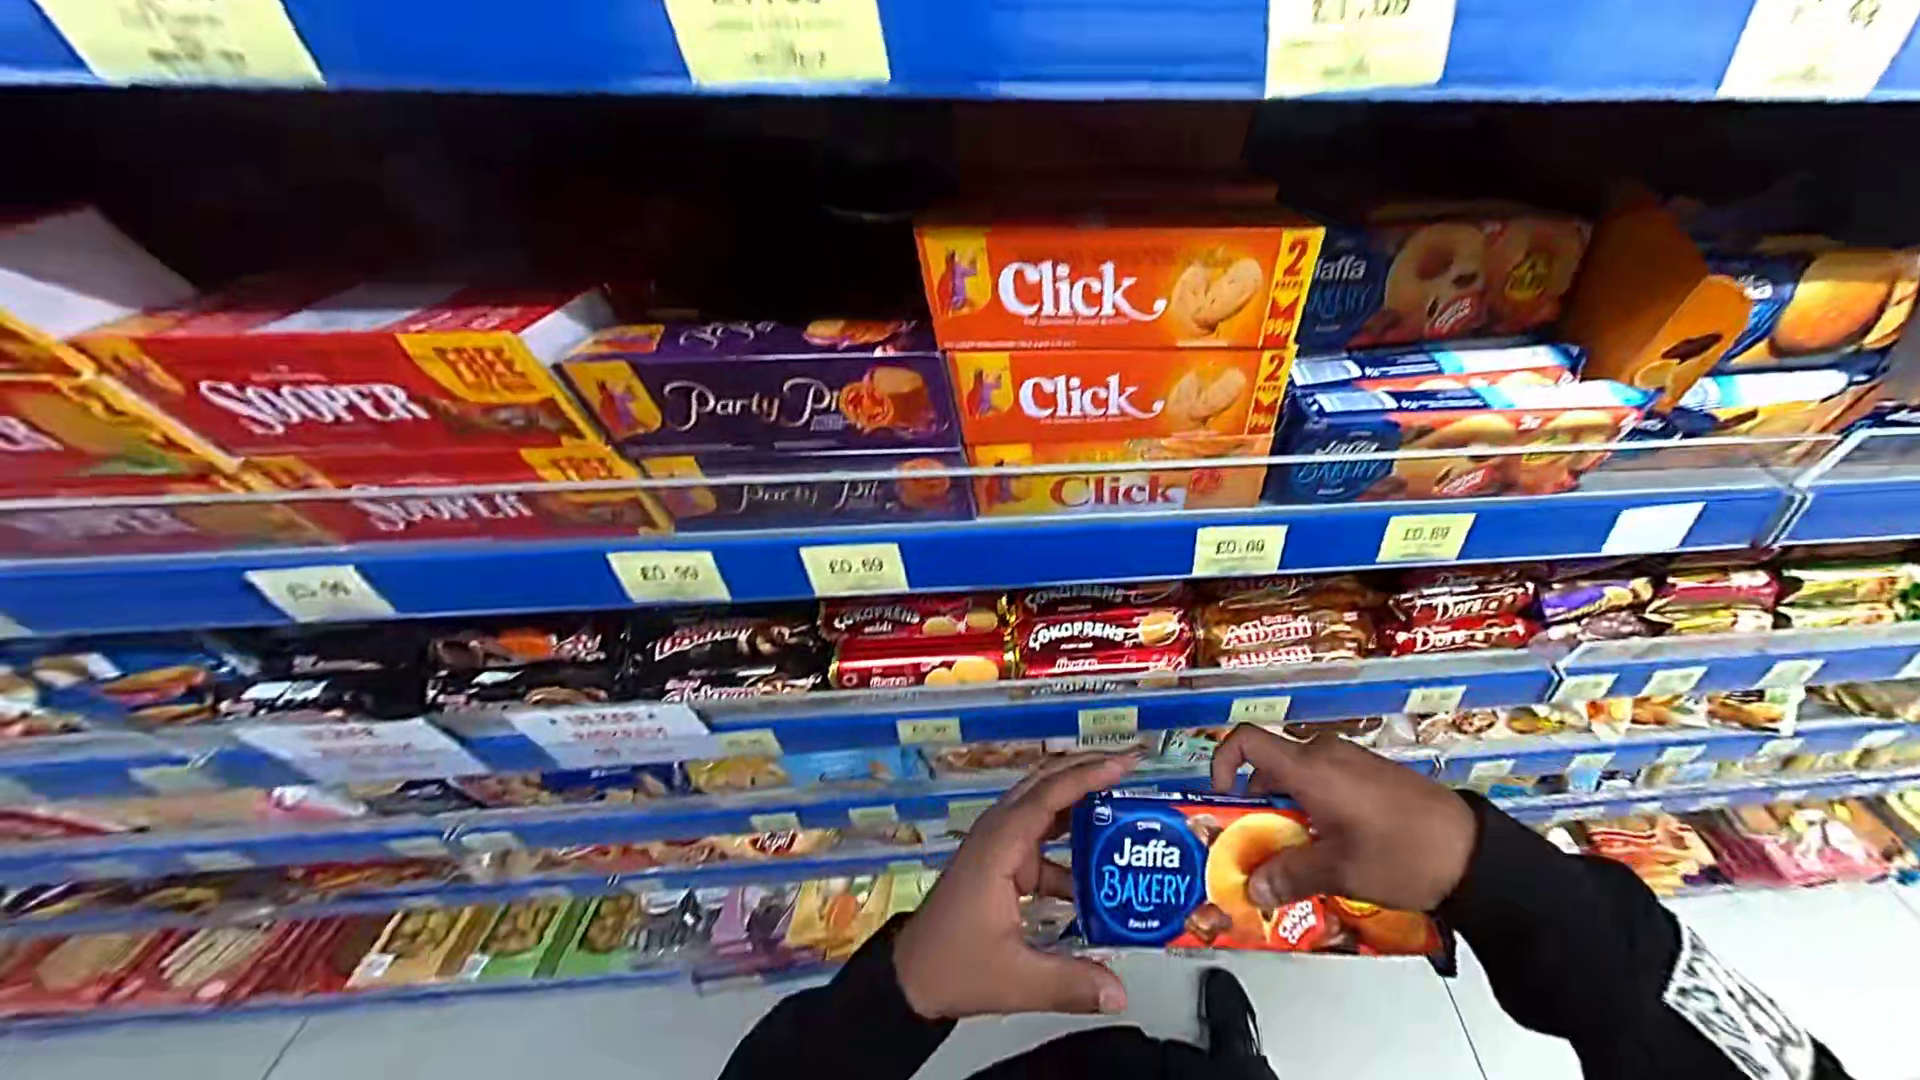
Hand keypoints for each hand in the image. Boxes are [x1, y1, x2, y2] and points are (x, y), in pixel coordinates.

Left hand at [893, 752, 1138, 1019]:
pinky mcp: (1001, 862)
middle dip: (1085, 771)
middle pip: (1045, 786)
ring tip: (1123, 804)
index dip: (1087, 776)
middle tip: (1129, 769)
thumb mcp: (1015, 979)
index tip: (1123, 765)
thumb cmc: (955, 965)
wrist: (911, 976)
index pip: (1048, 795)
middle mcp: (999, 832)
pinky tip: (1099, 866)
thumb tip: (1121, 993)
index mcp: (1000, 844)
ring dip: (1079, 803)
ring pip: (1043, 809)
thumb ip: (1071, 983)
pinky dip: (1069, 845)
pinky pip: (1041, 840)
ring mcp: (999, 844)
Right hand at [1209, 724, 1476, 912]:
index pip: (1245, 740)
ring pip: (1298, 774)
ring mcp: (1351, 759)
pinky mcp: (1372, 771)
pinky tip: (1336, 841)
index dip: (1223, 762)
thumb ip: (1289, 875)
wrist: (1481, 854)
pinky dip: (1314, 802)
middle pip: (1270, 764)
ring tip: (1301, 848)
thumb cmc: (1402, 853)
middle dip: (1257, 801)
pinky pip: (1325, 778)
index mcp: (1308, 767)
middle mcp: (1324, 753)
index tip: (1226, 799)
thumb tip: (1253, 890)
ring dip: (1288, 805)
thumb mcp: (1341, 871)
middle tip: (1261, 840)